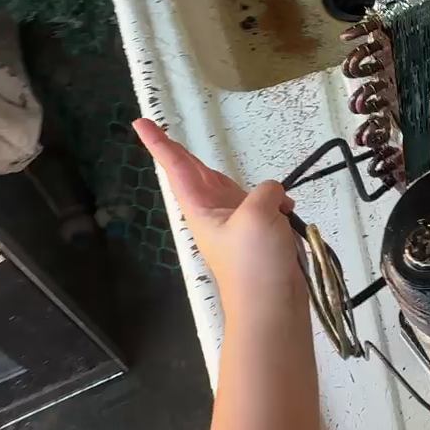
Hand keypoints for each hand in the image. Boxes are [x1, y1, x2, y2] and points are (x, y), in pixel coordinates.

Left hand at [133, 119, 299, 306]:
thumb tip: (275, 195)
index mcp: (203, 208)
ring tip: (260, 190)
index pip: (179, 168)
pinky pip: (264, 206)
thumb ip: (266, 190)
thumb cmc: (254, 262)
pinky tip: (289, 209)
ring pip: (234, 189)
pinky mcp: (259, 235)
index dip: (161, 144)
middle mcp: (215, 214)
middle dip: (183, 155)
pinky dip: (278, 202)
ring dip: (246, 182)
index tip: (141, 123)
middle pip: (198, 175)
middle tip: (160, 133)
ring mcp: (236, 225)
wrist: (270, 305)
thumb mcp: (259, 214)